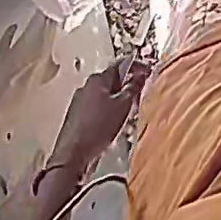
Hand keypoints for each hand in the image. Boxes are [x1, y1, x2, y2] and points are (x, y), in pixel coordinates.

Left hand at [48, 57, 148, 175]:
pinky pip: (96, 106)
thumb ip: (133, 87)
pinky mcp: (76, 116)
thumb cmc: (97, 128)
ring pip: (104, 94)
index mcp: (98, 79)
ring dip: (117, 99)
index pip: (121, 64)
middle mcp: (87, 86)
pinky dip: (107, 110)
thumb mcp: (123, 106)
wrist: (72, 155)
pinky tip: (111, 123)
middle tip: (139, 94)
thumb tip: (140, 74)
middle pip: (112, 79)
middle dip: (127, 85)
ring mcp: (80, 100)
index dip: (137, 66)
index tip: (147, 72)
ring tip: (127, 112)